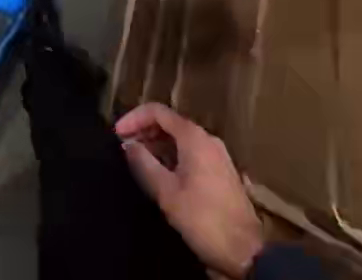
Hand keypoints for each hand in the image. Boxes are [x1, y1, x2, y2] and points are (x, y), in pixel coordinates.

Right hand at [117, 103, 263, 278]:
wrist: (245, 250)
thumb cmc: (203, 218)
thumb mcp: (167, 193)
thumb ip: (145, 164)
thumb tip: (128, 145)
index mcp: (193, 136)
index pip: (158, 111)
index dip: (134, 118)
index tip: (116, 133)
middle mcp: (206, 137)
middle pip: (170, 122)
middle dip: (144, 130)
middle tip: (123, 146)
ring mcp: (216, 153)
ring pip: (180, 138)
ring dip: (157, 144)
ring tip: (137, 159)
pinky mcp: (220, 170)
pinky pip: (190, 152)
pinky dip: (171, 154)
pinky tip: (160, 171)